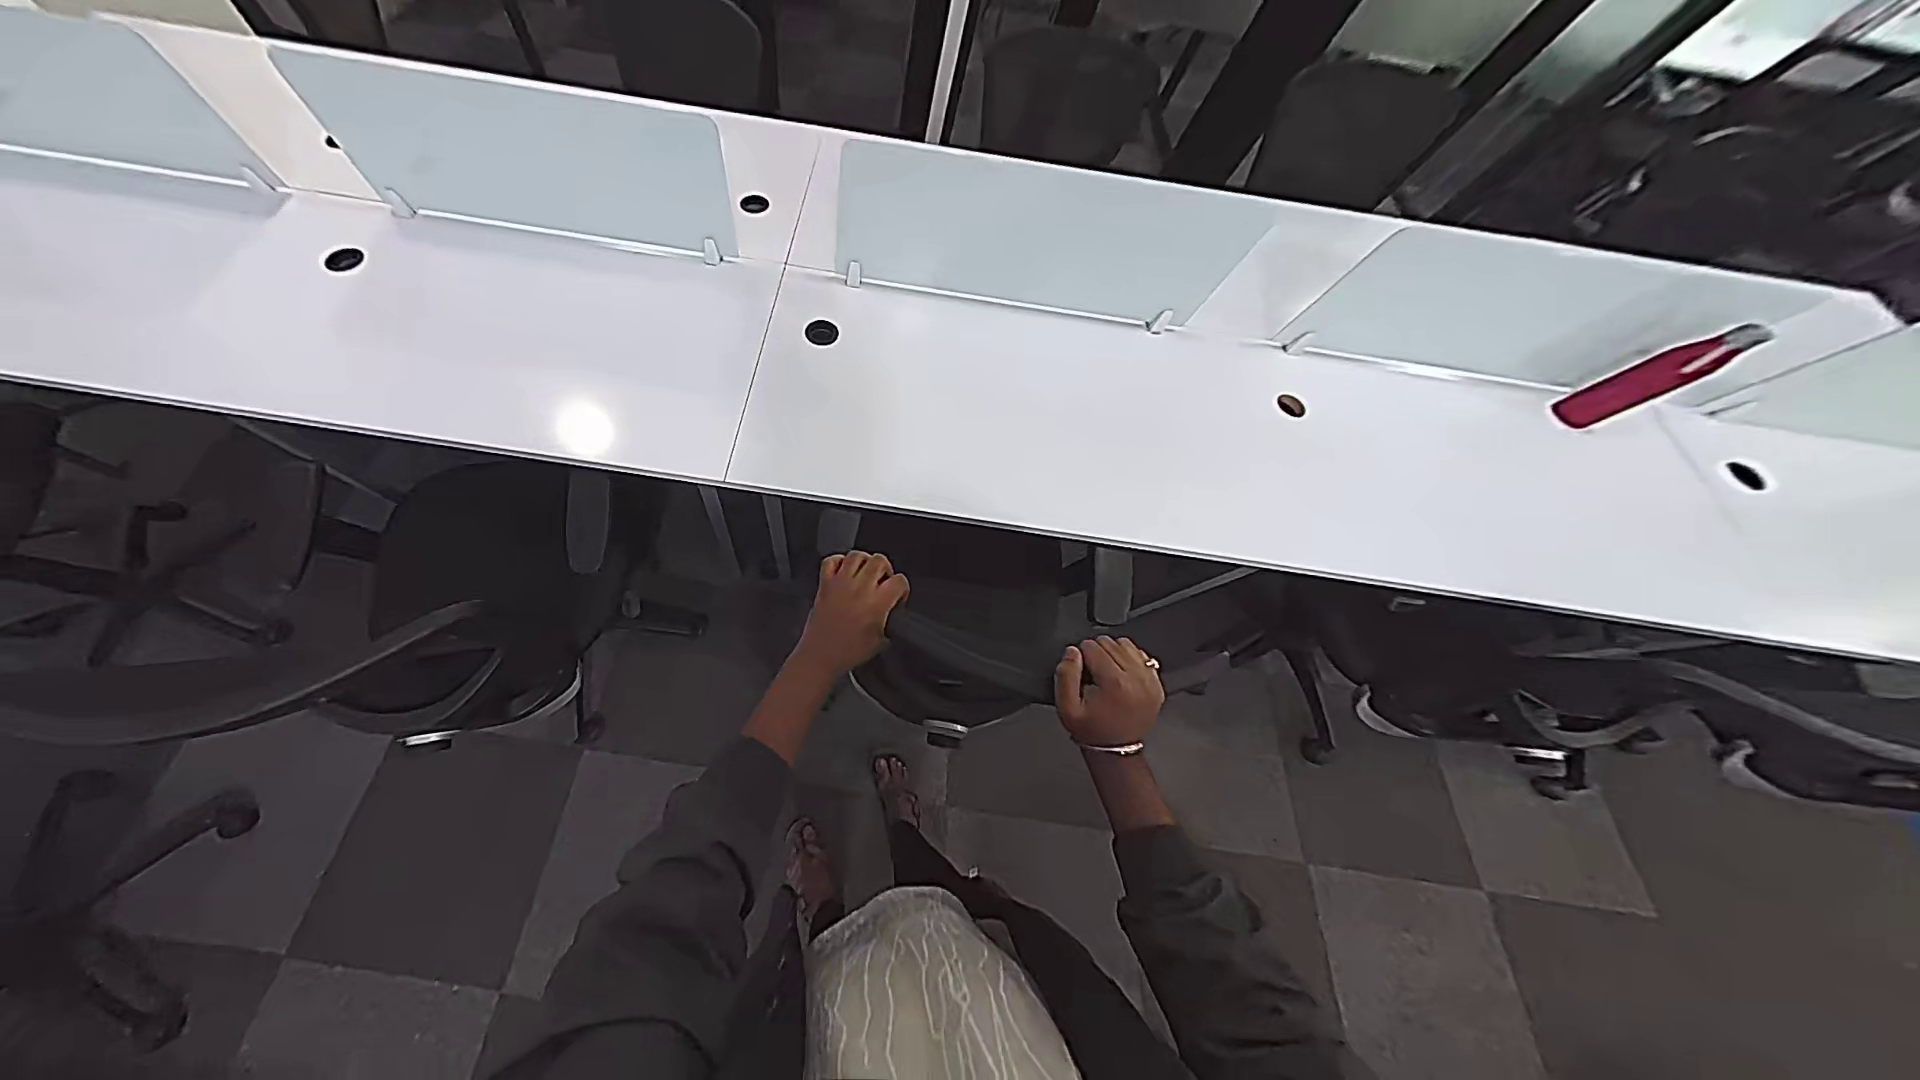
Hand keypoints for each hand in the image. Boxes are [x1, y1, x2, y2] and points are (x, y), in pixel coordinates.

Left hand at [793, 551, 909, 675]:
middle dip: (885, 570)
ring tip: (865, 574)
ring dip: (865, 562)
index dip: (902, 589)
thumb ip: (891, 621)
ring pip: (857, 555)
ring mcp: (840, 584)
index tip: (898, 597)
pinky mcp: (825, 584)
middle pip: (879, 561)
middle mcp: (859, 589)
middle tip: (882, 583)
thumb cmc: (848, 653)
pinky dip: (839, 562)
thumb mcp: (882, 640)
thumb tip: (893, 610)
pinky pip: (831, 561)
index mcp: (877, 603)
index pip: (899, 581)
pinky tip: (844, 572)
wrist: (820, 657)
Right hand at [1054, 636, 1164, 747]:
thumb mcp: (1067, 708)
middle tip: (1092, 673)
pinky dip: (1129, 658)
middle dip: (1096, 652)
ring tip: (1105, 671)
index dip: (1080, 655)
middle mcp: (1137, 678)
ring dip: (1113, 652)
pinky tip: (1120, 672)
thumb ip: (1066, 676)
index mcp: (1115, 683)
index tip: (1080, 669)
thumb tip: (1072, 652)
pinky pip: (1141, 655)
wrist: (1116, 748)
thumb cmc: (1092, 730)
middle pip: (1110, 643)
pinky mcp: (1156, 683)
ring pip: (1126, 645)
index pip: (1092, 646)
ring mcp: (1150, 681)